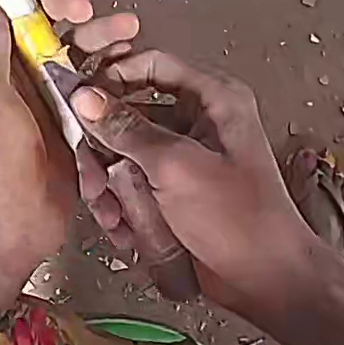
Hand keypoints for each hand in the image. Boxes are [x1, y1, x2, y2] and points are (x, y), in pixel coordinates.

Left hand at [0, 0, 138, 304]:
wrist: (19, 221)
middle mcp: (21, 72)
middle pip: (44, 20)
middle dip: (66, 5)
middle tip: (83, 10)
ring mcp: (52, 95)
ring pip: (77, 48)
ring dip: (100, 32)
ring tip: (128, 30)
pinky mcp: (79, 117)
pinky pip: (98, 82)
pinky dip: (114, 66)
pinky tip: (132, 60)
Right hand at [70, 50, 337, 319]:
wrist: (263, 279)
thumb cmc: (234, 216)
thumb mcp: (176, 166)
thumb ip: (127, 129)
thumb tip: (84, 97)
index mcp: (211, 100)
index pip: (152, 65)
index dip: (113, 77)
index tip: (80, 101)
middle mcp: (195, 121)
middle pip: (128, 114)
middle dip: (104, 150)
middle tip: (93, 179)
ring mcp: (180, 157)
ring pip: (122, 153)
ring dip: (107, 185)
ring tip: (111, 215)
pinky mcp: (169, 189)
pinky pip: (130, 183)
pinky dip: (120, 204)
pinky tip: (122, 229)